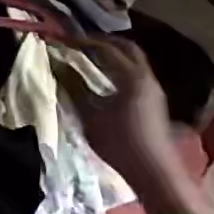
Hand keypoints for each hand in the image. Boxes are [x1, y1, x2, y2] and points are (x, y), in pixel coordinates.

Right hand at [77, 38, 179, 190]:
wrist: (155, 173)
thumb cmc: (120, 143)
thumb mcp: (90, 116)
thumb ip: (73, 88)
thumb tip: (58, 67)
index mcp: (132, 78)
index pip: (107, 48)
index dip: (84, 41)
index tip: (64, 40)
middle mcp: (147, 78)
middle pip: (127, 48)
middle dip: (103, 41)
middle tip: (79, 41)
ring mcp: (153, 91)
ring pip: (134, 61)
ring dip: (113, 55)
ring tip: (88, 57)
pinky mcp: (154, 102)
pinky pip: (135, 74)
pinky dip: (118, 68)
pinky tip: (103, 78)